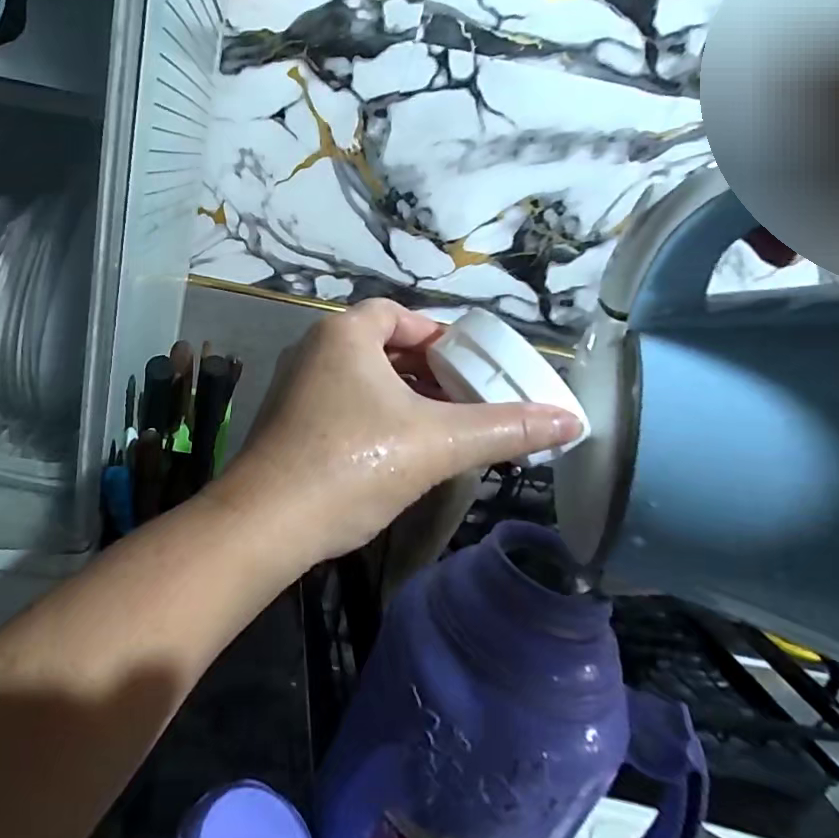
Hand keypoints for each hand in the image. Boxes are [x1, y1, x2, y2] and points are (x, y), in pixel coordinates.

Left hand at [205, 298, 584, 568]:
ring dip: (400, 396)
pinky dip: (372, 416)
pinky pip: (339, 404)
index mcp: (343, 335)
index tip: (470, 366)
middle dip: (425, 370)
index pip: (398, 314)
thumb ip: (505, 428)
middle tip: (465, 398)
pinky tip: (396, 452)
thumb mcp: (437, 444)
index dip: (438, 335)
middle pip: (380, 346)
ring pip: (359, 379)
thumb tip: (572, 421)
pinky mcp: (284, 423)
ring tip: (441, 427)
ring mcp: (292, 387)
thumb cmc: (353, 465)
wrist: (266, 522)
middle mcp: (311, 350)